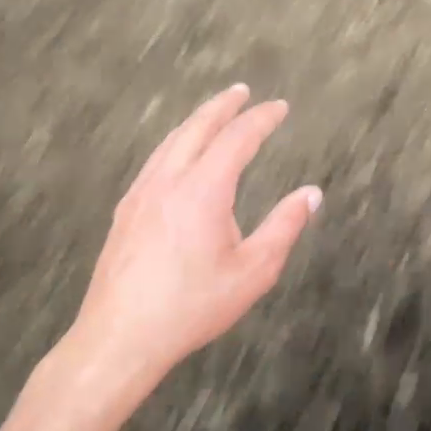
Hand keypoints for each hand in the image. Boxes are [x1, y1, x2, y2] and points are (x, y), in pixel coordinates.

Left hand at [69, 85, 321, 386]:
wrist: (119, 339)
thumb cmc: (193, 306)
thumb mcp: (254, 270)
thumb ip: (285, 226)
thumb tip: (311, 194)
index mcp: (203, 190)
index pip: (237, 138)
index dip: (261, 119)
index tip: (280, 107)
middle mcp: (167, 182)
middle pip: (196, 129)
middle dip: (223, 106)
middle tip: (243, 92)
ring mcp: (139, 196)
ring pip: (170, 143)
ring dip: (196, 122)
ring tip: (214, 115)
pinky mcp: (125, 213)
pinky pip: (154, 162)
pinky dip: (176, 144)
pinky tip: (179, 156)